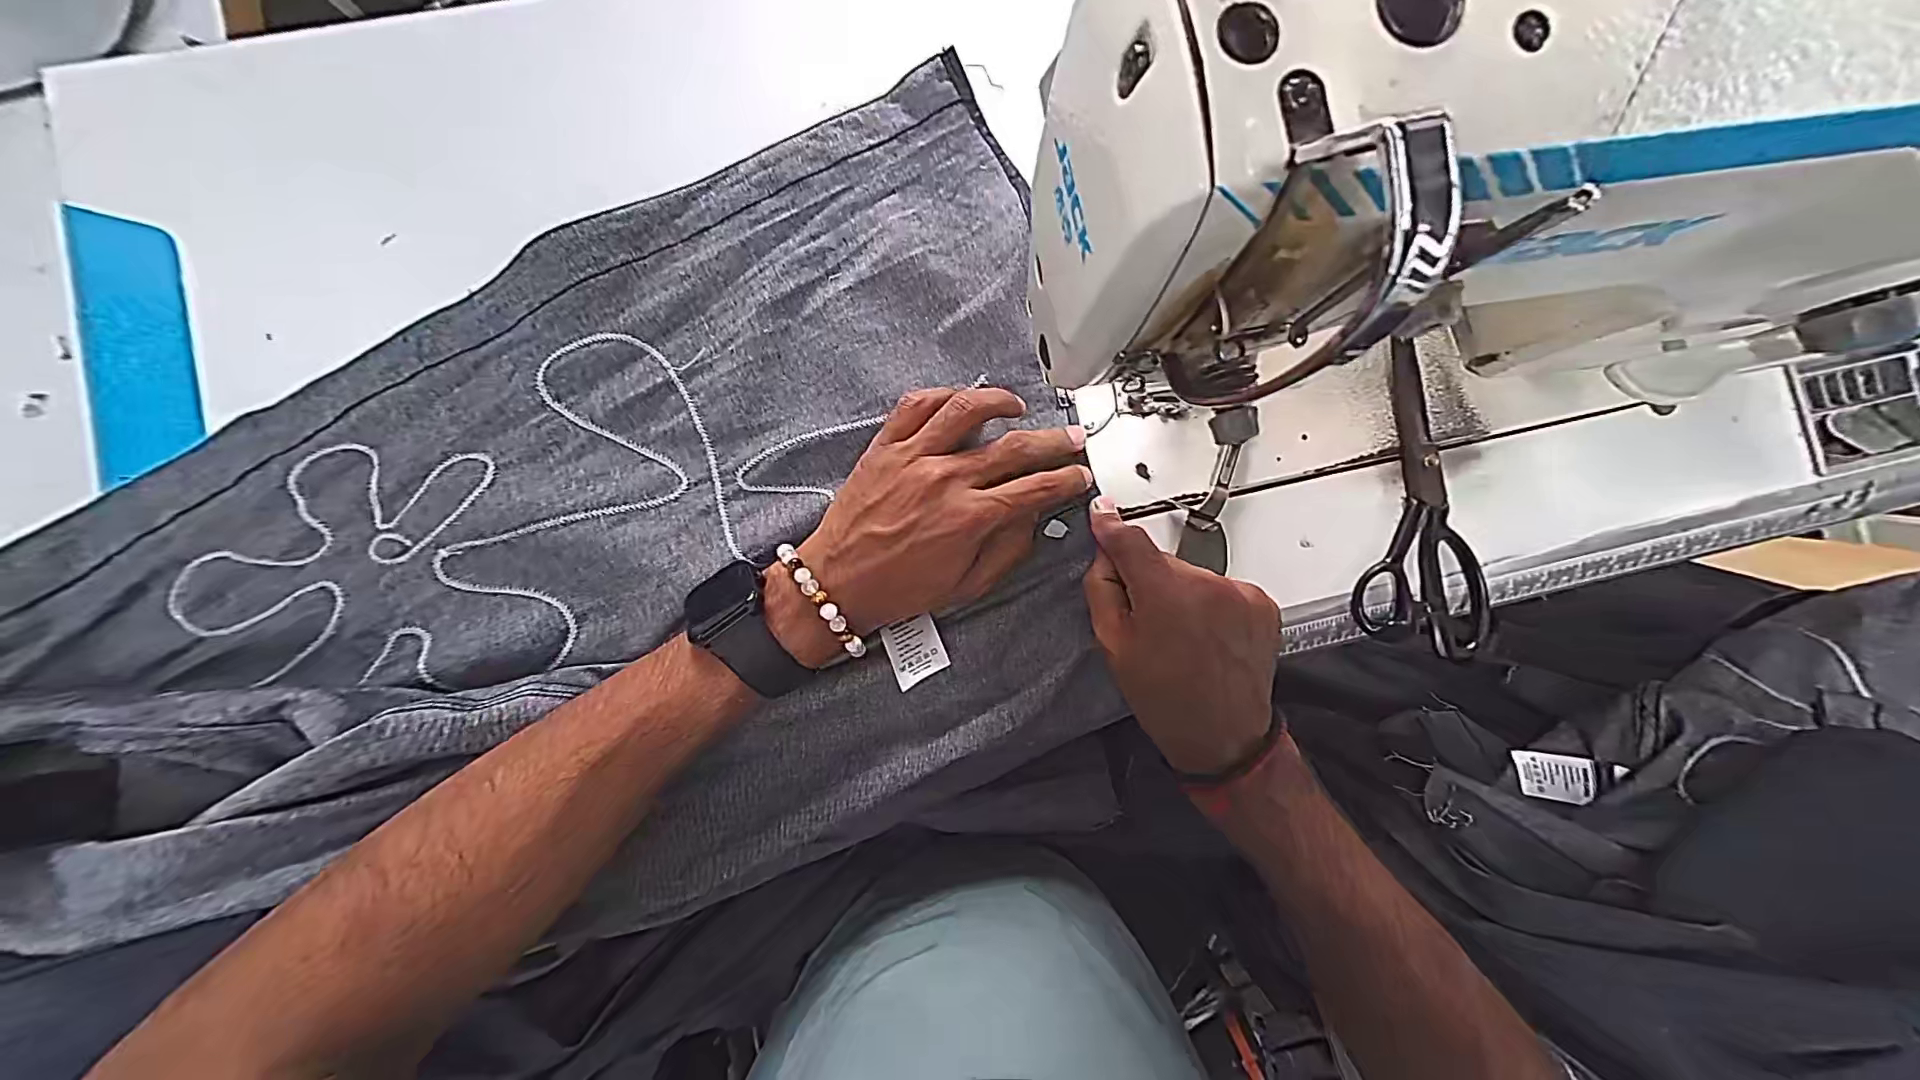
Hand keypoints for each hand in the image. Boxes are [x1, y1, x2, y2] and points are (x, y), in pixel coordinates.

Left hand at [765, 387, 1091, 666]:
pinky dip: (944, 395)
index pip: (1035, 487)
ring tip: (1018, 407)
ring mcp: (913, 458)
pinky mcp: (885, 448)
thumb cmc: (897, 588)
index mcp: (969, 518)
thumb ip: (1007, 549)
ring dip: (1001, 402)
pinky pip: (917, 405)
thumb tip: (1033, 520)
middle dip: (1053, 441)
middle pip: (1015, 446)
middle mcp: (945, 480)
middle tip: (1069, 440)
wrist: (839, 582)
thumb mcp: (966, 585)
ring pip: (968, 410)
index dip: (1066, 478)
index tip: (1077, 475)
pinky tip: (960, 400)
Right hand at [1082, 495, 1280, 774]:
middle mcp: (1206, 585)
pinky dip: (1209, 602)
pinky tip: (1205, 634)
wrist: (1222, 734)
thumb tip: (1104, 555)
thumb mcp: (1113, 645)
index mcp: (1164, 594)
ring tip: (1182, 635)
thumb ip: (1102, 589)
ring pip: (1191, 573)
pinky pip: (1220, 586)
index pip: (1130, 539)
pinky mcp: (1259, 601)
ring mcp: (1238, 592)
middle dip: (1149, 579)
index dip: (1110, 525)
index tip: (1102, 513)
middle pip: (1161, 559)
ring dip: (1182, 592)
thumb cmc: (1168, 700)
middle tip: (1148, 620)